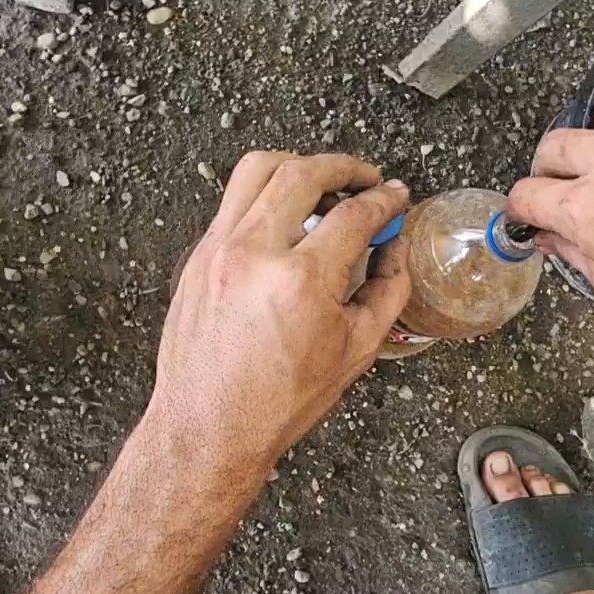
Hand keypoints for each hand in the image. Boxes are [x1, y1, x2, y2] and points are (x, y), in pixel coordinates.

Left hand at [140, 152, 409, 479]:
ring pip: (256, 169)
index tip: (394, 196)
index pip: (353, 215)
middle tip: (364, 177)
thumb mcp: (356, 350)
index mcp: (300, 281)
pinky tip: (284, 217)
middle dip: (343, 165)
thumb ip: (388, 290)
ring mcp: (217, 250)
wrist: (209, 428)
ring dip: (297, 165)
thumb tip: (395, 250)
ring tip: (321, 183)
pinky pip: (233, 201)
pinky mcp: (198, 256)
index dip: (383, 200)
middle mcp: (253, 254)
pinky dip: (265, 194)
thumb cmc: (278, 400)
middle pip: (302, 172)